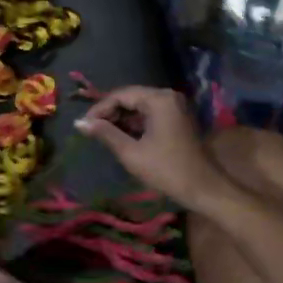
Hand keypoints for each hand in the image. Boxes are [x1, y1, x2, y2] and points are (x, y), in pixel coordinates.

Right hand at [74, 86, 221, 202]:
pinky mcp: (177, 118)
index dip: (99, 108)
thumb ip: (105, 133)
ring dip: (121, 118)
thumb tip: (79, 123)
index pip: (121, 95)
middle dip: (109, 113)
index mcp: (159, 99)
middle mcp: (168, 96)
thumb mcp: (131, 153)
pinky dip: (135, 123)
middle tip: (91, 130)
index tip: (83, 125)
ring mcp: (175, 106)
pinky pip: (150, 114)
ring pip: (140, 106)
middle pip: (131, 97)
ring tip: (102, 135)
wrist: (203, 188)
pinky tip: (121, 136)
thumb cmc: (166, 171)